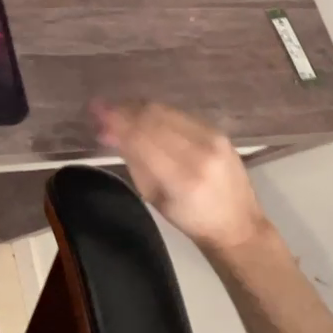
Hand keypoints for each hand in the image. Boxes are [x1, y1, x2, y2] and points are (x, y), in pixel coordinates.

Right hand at [90, 99, 269, 251]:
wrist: (238, 224)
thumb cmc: (189, 218)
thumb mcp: (153, 196)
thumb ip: (133, 160)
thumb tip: (108, 133)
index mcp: (182, 178)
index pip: (140, 137)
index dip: (114, 121)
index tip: (95, 112)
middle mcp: (200, 152)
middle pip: (152, 117)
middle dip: (122, 111)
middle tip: (101, 109)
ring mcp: (213, 139)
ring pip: (164, 111)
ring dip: (137, 108)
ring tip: (118, 110)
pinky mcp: (218, 132)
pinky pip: (178, 114)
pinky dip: (155, 112)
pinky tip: (142, 115)